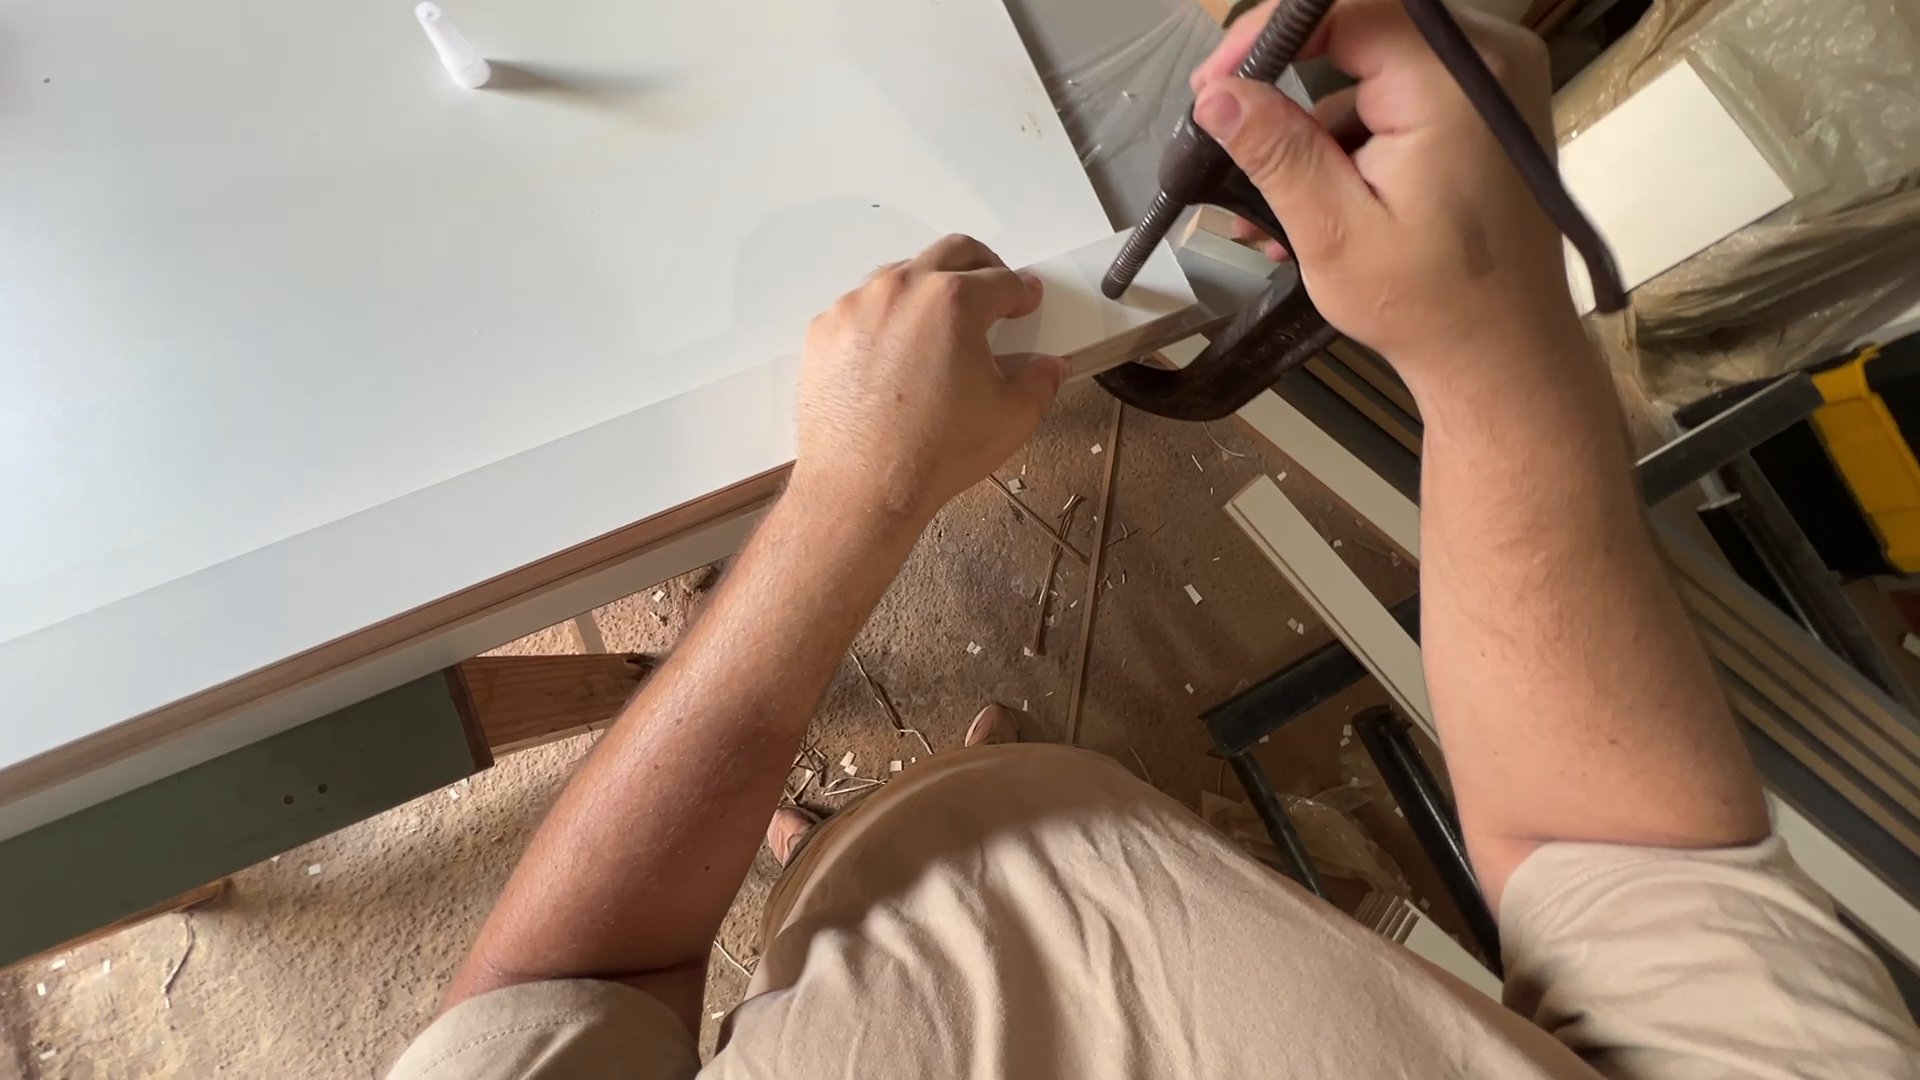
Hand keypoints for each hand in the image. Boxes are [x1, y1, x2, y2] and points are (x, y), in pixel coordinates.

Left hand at [791, 234, 1067, 525]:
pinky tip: (895, 354)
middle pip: (951, 254)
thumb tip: (1046, 369)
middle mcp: (901, 292)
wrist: (864, 489)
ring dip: (929, 288)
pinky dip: (884, 320)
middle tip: (993, 289)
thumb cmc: (928, 455)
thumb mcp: (1011, 419)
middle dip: (981, 267)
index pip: (1002, 281)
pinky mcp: (825, 332)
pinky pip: (861, 309)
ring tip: (942, 324)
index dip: (1022, 291)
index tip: (1024, 298)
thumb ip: (1039, 382)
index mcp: (953, 303)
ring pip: (901, 275)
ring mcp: (856, 308)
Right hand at [1189, 0, 1585, 389]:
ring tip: (1267, 214)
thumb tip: (1216, 96)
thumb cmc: (1423, 302)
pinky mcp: (1475, 118)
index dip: (1268, 36)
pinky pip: (1392, 110)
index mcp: (1454, 81)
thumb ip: (1277, 153)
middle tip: (1229, 141)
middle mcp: (1484, 62)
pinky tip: (1310, 210)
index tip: (1212, 84)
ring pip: (1367, 81)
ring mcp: (1485, 88)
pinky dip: (1344, 152)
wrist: (1495, 350)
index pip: (1348, 9)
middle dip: (1284, 96)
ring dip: (1309, 141)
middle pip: (1358, 38)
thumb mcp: (1332, 231)